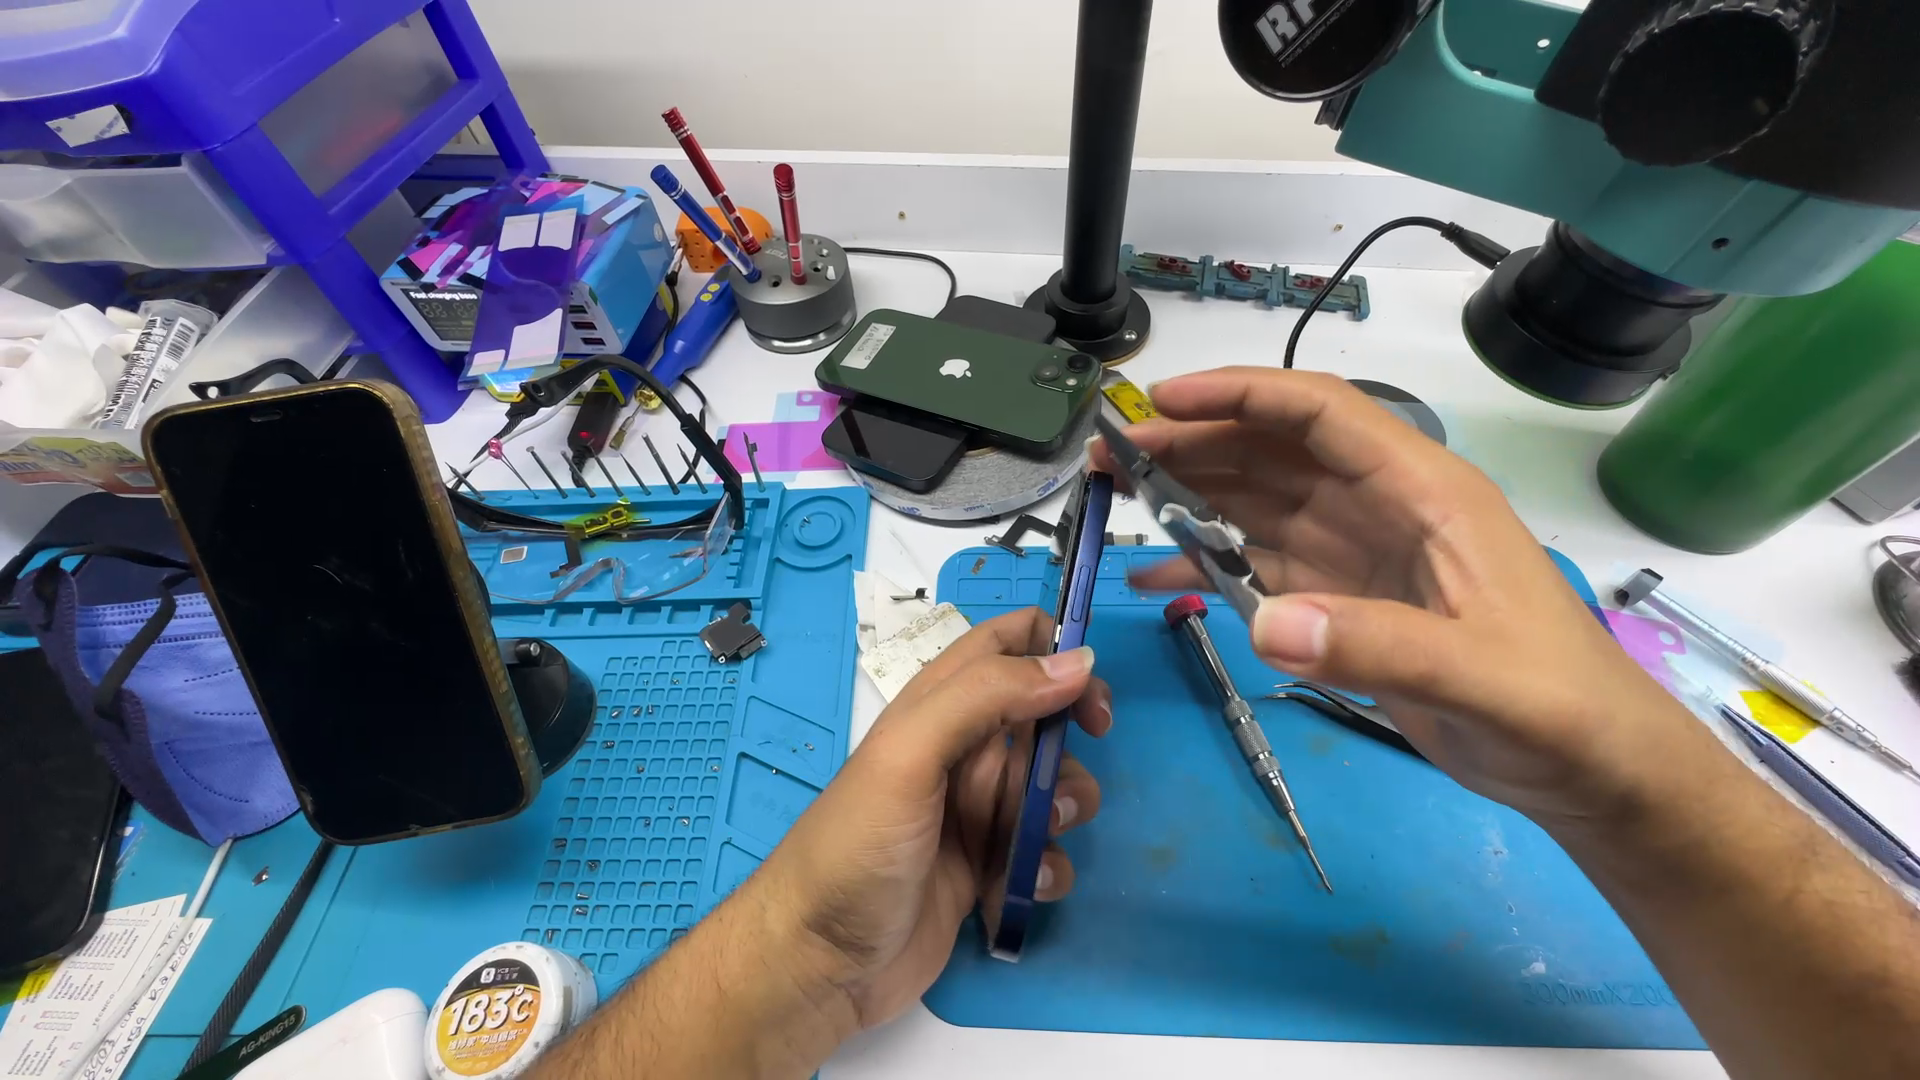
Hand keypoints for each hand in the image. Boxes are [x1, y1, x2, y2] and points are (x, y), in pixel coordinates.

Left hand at [754, 608, 1110, 1029]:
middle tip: (1085, 758)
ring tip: (1037, 842)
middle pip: (1042, 714)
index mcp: (939, 704)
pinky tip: (1021, 889)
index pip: (1005, 644)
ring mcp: (976, 809)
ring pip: (1051, 785)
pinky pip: (1043, 850)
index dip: (1054, 648)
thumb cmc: (859, 845)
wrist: (819, 965)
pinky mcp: (988, 865)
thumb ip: (988, 696)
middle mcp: (962, 748)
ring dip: (1064, 807)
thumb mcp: (913, 754)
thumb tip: (1077, 661)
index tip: (1088, 684)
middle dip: (1069, 736)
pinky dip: (1047, 865)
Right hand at [1090, 367, 1702, 825]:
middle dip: (1187, 443)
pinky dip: (1202, 563)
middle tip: (1109, 456)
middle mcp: (1374, 505)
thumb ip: (1380, 647)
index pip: (1318, 412)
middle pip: (1266, 451)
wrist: (1585, 769)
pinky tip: (1155, 574)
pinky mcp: (1329, 597)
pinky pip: (1251, 564)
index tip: (1160, 403)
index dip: (1238, 395)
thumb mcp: (1482, 679)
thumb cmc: (1557, 709)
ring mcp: (1347, 551)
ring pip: (1251, 500)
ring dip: (1184, 493)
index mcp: (1419, 490)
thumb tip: (1267, 625)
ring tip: (1116, 494)